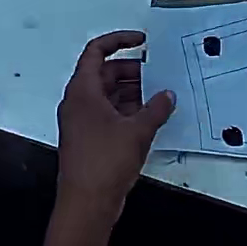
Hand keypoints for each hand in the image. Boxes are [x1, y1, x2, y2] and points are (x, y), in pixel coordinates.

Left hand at [54, 31, 175, 224]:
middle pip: (105, 73)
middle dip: (132, 71)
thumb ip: (156, 109)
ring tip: (159, 95)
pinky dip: (128, 110)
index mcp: (82, 91)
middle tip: (158, 74)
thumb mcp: (137, 131)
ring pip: (109, 95)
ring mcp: (83, 121)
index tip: (141, 41)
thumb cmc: (104, 163)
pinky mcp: (90, 138)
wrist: (86, 204)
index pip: (96, 52)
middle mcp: (78, 102)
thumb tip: (167, 96)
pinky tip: (150, 117)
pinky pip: (110, 113)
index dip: (118, 40)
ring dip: (133, 92)